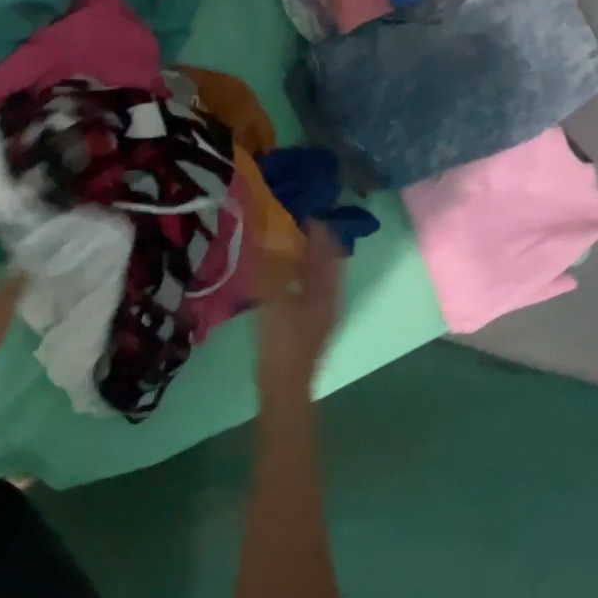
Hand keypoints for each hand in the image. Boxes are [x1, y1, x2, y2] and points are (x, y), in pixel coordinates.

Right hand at [255, 222, 343, 405]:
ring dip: (302, 257)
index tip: (300, 211)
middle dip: (310, 241)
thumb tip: (268, 238)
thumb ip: (272, 269)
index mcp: (327, 292)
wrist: (285, 386)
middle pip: (325, 262)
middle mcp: (329, 298)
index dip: (318, 229)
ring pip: (315, 275)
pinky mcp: (306, 321)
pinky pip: (304, 287)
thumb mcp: (275, 302)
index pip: (329, 251)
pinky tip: (275, 273)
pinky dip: (294, 273)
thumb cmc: (282, 344)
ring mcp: (319, 311)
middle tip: (286, 223)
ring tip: (279, 242)